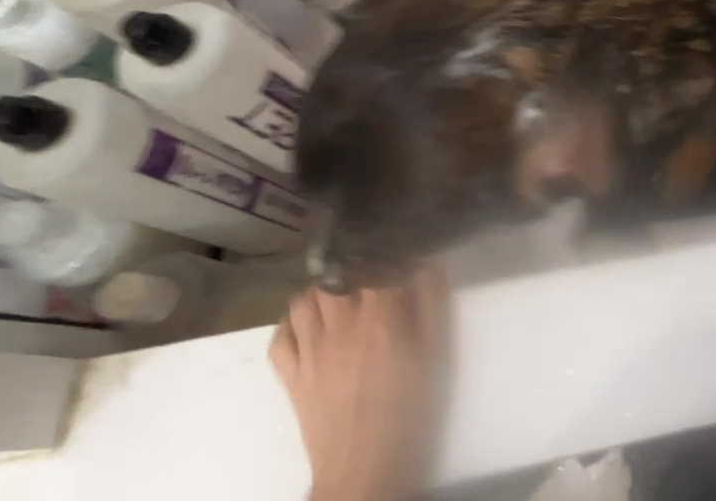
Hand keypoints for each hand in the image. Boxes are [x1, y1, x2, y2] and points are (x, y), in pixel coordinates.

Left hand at [270, 268, 448, 500]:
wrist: (366, 463)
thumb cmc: (410, 405)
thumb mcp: (435, 351)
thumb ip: (432, 303)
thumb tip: (428, 263)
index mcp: (379, 315)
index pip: (377, 262)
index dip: (389, 252)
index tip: (401, 253)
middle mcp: (339, 324)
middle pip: (335, 275)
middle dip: (352, 268)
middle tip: (371, 275)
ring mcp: (309, 349)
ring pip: (303, 300)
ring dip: (321, 292)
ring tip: (339, 296)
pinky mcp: (289, 375)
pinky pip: (279, 337)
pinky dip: (291, 325)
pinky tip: (310, 327)